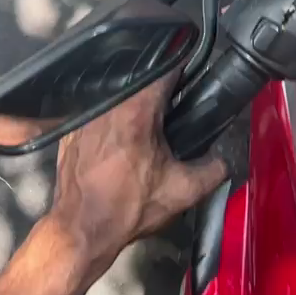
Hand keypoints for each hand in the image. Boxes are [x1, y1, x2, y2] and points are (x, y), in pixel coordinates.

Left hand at [45, 72, 228, 274]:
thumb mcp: (182, 192)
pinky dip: (108, 118)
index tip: (189, 70)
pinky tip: (116, 134)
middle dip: (154, 89)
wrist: (83, 226)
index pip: (163, 74)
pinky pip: (94, 112)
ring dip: (129, 103)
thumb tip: (224, 159)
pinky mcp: (70, 128)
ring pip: (113, 97)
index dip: (179, 69)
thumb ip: (212, 171)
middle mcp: (107, 104)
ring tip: (145, 118)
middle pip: (136, 83)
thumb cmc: (131, 207)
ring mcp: (85, 115)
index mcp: (136, 111)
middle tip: (171, 101)